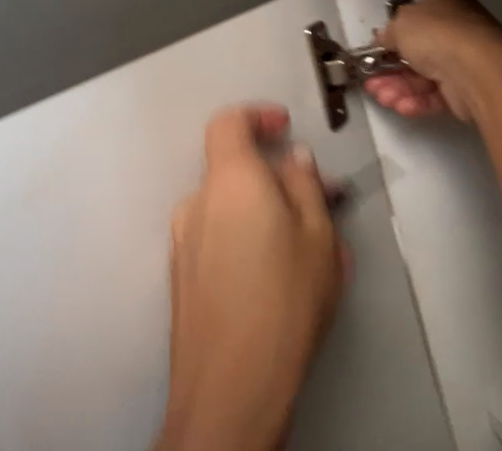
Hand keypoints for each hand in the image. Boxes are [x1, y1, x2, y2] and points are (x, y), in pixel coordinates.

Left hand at [157, 105, 343, 450]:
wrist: (231, 386)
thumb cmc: (286, 298)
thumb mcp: (319, 234)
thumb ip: (306, 186)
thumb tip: (294, 161)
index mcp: (231, 183)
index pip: (228, 123)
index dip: (258, 116)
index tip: (285, 127)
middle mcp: (197, 206)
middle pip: (233, 169)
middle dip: (275, 176)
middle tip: (318, 199)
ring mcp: (183, 245)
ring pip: (228, 207)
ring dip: (264, 210)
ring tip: (306, 243)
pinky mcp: (182, 279)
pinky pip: (217, 237)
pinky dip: (246, 237)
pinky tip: (278, 273)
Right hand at [362, 0, 501, 122]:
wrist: (476, 68)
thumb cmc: (437, 34)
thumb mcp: (401, 23)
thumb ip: (388, 31)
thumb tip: (383, 37)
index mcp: (447, 1)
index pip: (417, 15)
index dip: (395, 33)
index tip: (375, 49)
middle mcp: (458, 28)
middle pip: (418, 50)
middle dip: (390, 68)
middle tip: (370, 81)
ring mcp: (464, 60)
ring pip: (424, 75)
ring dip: (398, 87)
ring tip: (381, 97)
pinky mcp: (467, 89)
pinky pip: (437, 94)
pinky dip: (417, 100)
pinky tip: (400, 106)